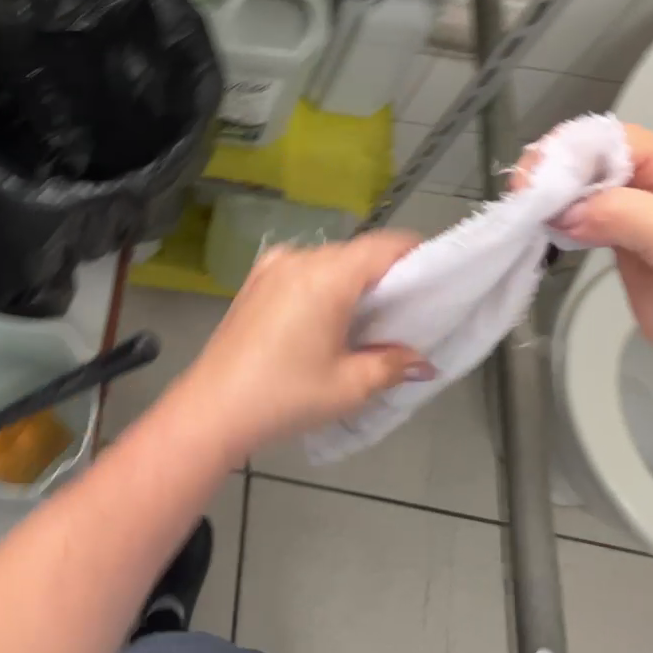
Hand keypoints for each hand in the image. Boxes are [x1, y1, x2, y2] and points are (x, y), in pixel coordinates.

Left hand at [163, 232, 433, 462]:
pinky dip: (323, 287)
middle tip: (410, 311)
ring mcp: (271, 267)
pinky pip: (302, 272)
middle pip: (355, 253)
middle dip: (385, 276)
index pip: (383, 246)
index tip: (439, 276)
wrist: (213, 406)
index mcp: (325, 275)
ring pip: (328, 262)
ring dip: (352, 283)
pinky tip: (330, 321)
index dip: (416, 255)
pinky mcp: (254, 281)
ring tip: (371, 322)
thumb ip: (392, 364)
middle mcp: (298, 258)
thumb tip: (422, 361)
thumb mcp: (350, 385)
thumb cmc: (285, 395)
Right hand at [550, 123, 652, 403]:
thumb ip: (629, 215)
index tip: (534, 186)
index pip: (609, 139)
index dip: (567, 153)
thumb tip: (562, 209)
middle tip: (523, 203)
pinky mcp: (614, 235)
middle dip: (550, 172)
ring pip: (574, 183)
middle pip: (585, 155)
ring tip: (526, 218)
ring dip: (546, 196)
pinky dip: (551, 217)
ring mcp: (632, 207)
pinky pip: (573, 212)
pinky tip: (540, 231)